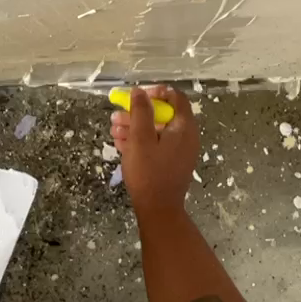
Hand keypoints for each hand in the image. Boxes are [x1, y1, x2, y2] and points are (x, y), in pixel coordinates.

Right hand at [110, 85, 198, 217]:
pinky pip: (157, 145)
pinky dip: (140, 142)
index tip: (136, 96)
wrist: (158, 210)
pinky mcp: (171, 163)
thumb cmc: (149, 172)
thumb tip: (140, 91)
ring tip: (114, 131)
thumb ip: (141, 112)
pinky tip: (121, 145)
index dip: (155, 92)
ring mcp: (180, 151)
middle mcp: (186, 136)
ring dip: (135, 128)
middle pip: (162, 114)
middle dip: (137, 113)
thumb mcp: (141, 139)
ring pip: (157, 130)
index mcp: (184, 127)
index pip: (175, 97)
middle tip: (116, 116)